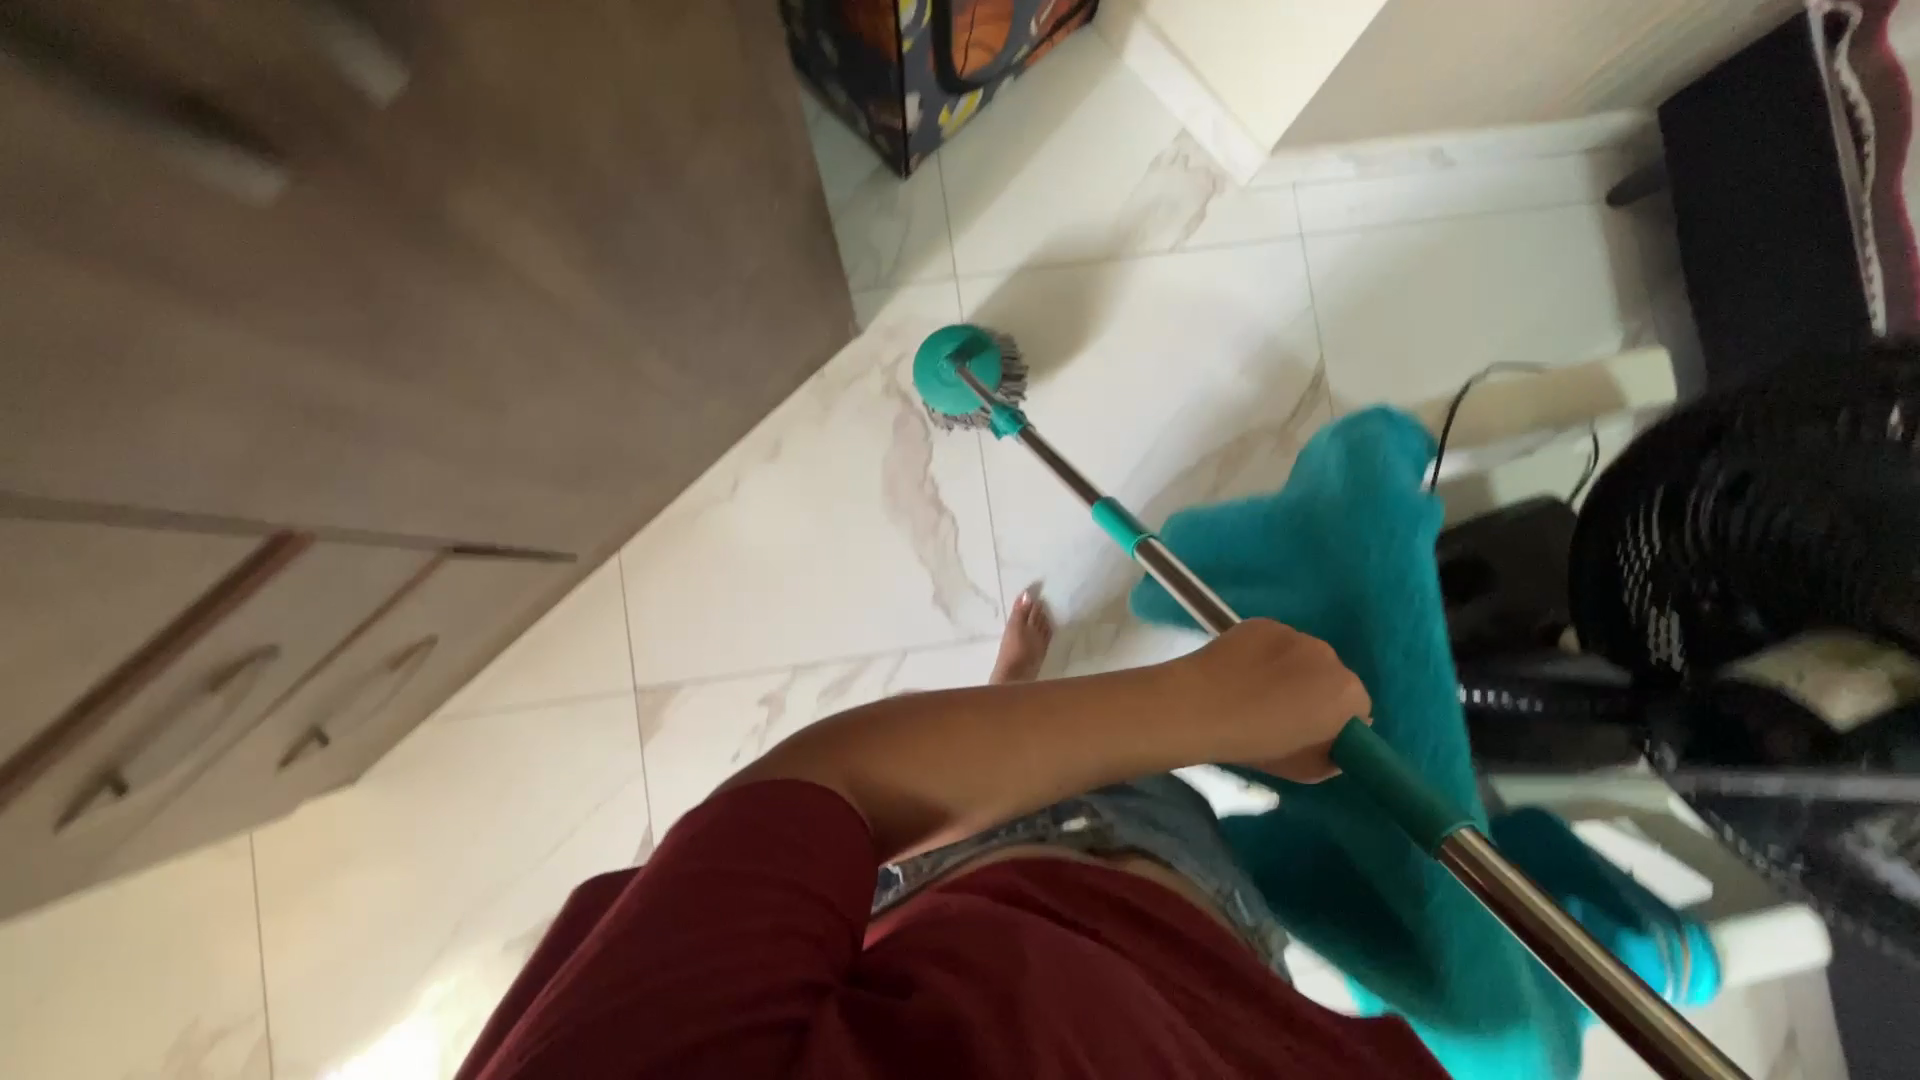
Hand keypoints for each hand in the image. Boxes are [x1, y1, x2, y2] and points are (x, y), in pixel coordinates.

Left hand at [1172, 619, 1370, 782]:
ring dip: (1290, 669)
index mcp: (1348, 692)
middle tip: (1280, 710)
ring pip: (1301, 656)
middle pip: (1330, 677)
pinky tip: (1240, 669)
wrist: (1199, 706)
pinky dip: (1264, 652)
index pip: (1357, 708)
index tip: (1310, 732)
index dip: (1335, 723)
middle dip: (1314, 691)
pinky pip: (1274, 641)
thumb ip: (1334, 754)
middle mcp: (1328, 654)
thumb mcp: (1308, 769)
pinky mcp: (1261, 622)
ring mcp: (1293, 633)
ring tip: (1254, 688)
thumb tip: (1334, 741)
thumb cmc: (1256, 743)